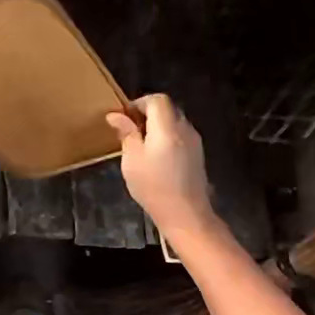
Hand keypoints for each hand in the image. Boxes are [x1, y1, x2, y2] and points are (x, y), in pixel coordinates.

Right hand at [107, 94, 214, 235]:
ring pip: (175, 121)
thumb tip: (116, 115)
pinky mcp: (198, 154)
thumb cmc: (154, 186)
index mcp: (167, 127)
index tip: (125, 117)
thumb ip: (126, 133)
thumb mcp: (132, 160)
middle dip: (148, 114)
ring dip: (158, 126)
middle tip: (130, 130)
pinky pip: (181, 135)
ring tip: (142, 145)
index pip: (157, 100)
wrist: (186, 214)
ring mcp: (194, 141)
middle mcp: (185, 128)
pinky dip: (167, 137)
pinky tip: (157, 157)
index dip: (139, 103)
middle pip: (167, 108)